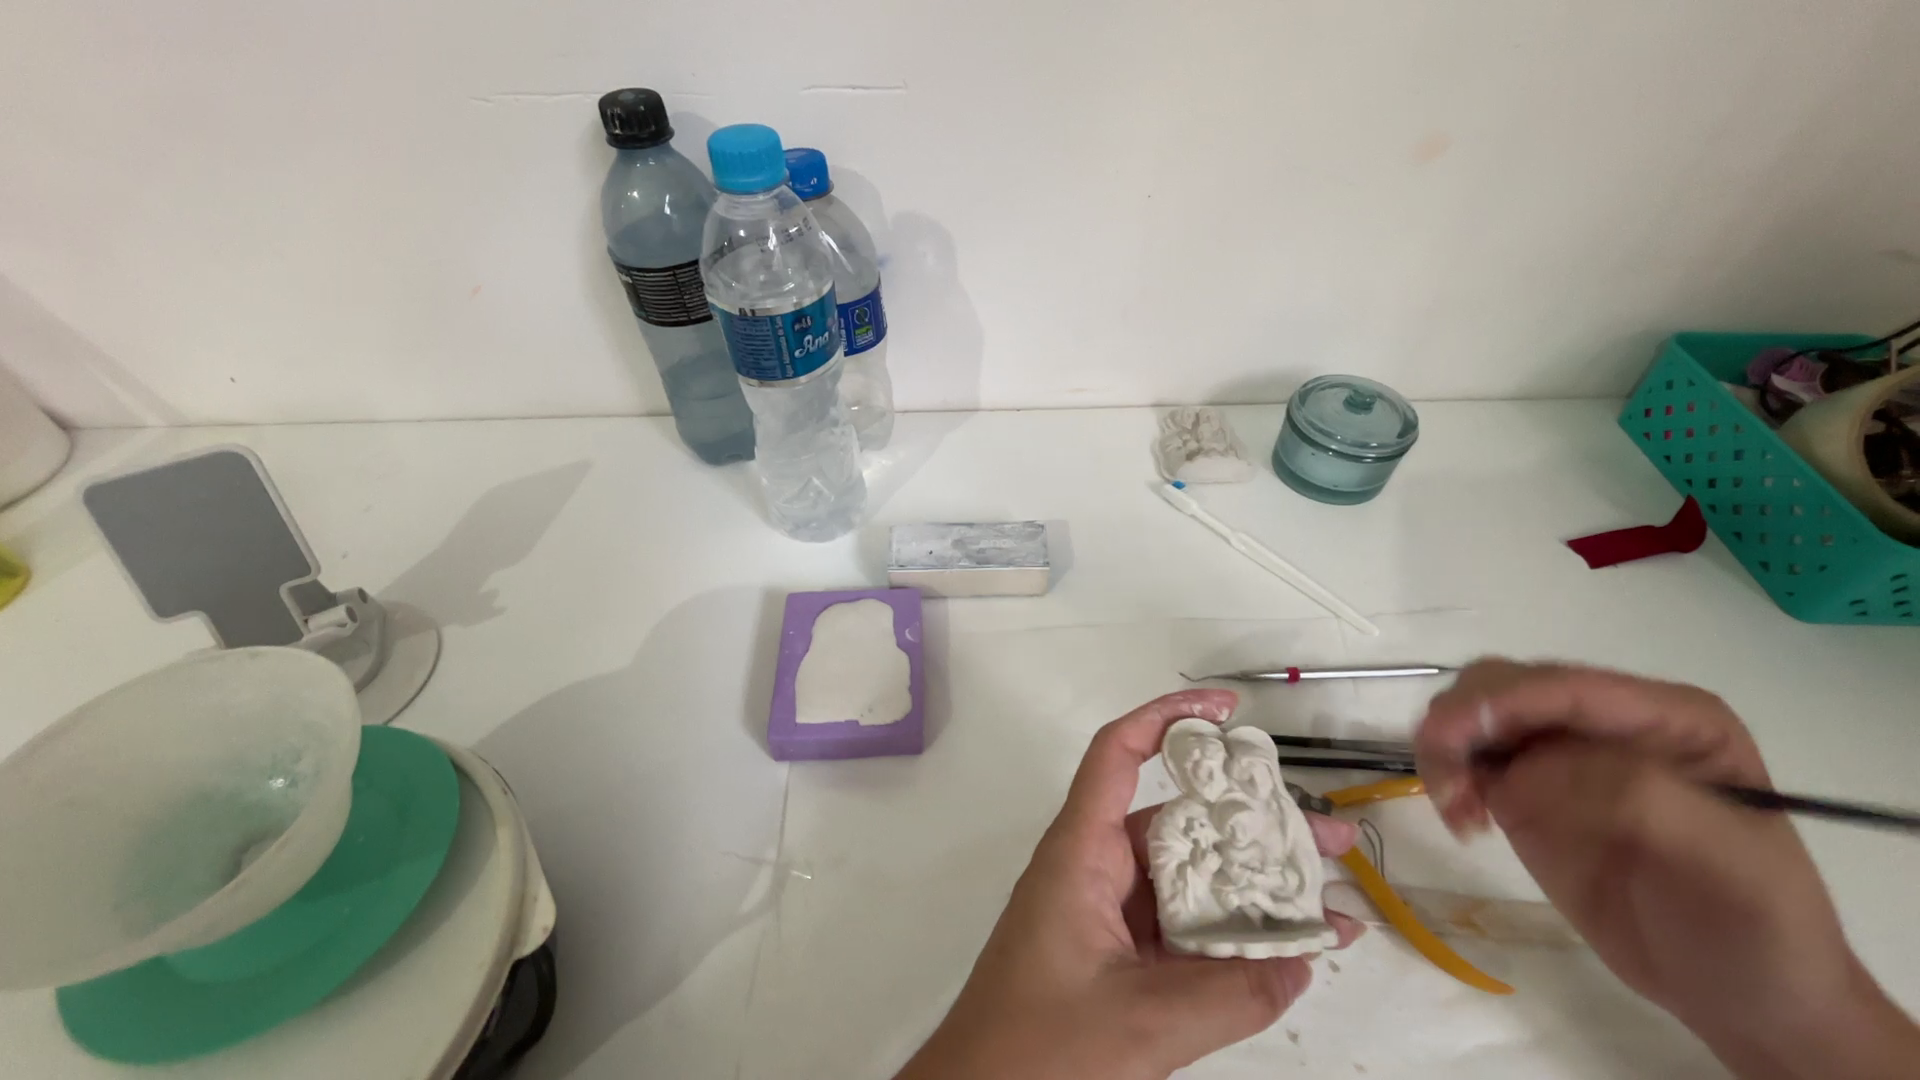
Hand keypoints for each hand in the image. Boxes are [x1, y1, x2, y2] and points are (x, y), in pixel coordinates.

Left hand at [896, 690, 1362, 1079]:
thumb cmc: (1040, 1045)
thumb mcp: (1144, 1022)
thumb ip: (1231, 994)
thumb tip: (1307, 960)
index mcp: (1081, 852)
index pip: (1118, 754)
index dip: (1166, 717)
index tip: (1225, 710)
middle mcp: (1094, 866)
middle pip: (1175, 820)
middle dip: (1249, 821)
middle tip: (1326, 834)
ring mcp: (1105, 910)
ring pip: (1184, 875)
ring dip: (1247, 881)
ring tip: (1326, 889)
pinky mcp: (1115, 949)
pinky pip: (1178, 922)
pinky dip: (1227, 929)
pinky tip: (1286, 946)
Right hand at [1416, 659, 1919, 1079]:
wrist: (1739, 993)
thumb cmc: (1752, 925)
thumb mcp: (1724, 858)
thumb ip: (1640, 793)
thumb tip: (1541, 764)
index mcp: (1665, 716)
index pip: (1566, 686)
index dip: (1504, 700)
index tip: (1456, 737)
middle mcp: (1603, 722)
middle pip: (1502, 686)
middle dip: (1461, 720)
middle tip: (1451, 781)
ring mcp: (1557, 755)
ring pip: (1470, 715)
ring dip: (1445, 750)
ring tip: (1456, 809)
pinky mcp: (1522, 791)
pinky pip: (1464, 760)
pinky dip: (1444, 779)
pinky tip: (1462, 821)